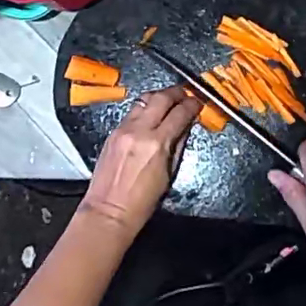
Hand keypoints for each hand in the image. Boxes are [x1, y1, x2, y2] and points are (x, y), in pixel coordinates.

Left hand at [79, 89, 201, 236]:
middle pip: (161, 97)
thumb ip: (178, 145)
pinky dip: (145, 108)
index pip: (180, 113)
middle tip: (185, 94)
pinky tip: (150, 113)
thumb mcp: (169, 175)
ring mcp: (124, 129)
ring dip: (159, 96)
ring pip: (145, 99)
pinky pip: (132, 111)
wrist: (108, 212)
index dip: (192, 104)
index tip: (197, 103)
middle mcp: (140, 131)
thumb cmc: (142, 202)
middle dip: (177, 92)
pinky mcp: (113, 132)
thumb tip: (186, 125)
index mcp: (157, 144)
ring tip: (168, 100)